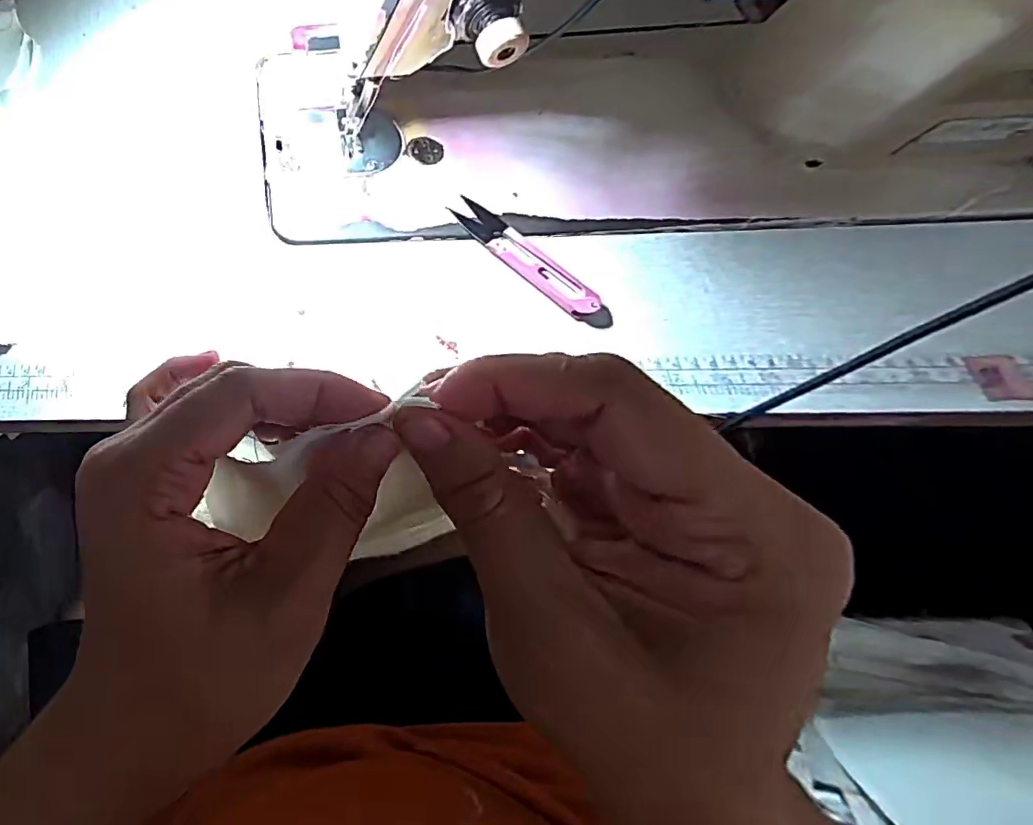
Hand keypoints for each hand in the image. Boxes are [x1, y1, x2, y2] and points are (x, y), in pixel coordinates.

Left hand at [0, 356, 402, 824]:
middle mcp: (116, 452)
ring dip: (263, 397)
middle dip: (293, 392)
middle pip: (212, 387)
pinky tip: (254, 404)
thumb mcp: (281, 603)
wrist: (130, 723)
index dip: (309, 388)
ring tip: (329, 416)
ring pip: (194, 394)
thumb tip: (379, 438)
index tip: (377, 407)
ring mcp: (115, 461)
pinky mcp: (128, 477)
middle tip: (365, 416)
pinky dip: (220, 404)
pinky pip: (173, 414)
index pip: (231, 394)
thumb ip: (330, 511)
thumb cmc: (200, 682)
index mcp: (138, 475)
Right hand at [390, 354, 850, 824]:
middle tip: (417, 412)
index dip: (516, 382)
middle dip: (498, 394)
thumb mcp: (544, 622)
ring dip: (498, 413)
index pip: (623, 402)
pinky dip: (510, 441)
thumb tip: (415, 420)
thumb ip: (484, 507)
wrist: (680, 792)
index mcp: (750, 528)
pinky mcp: (655, 503)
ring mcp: (697, 496)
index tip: (430, 400)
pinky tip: (470, 451)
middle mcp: (739, 496)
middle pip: (601, 401)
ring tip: (433, 428)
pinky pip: (573, 445)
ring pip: (580, 413)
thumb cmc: (632, 733)